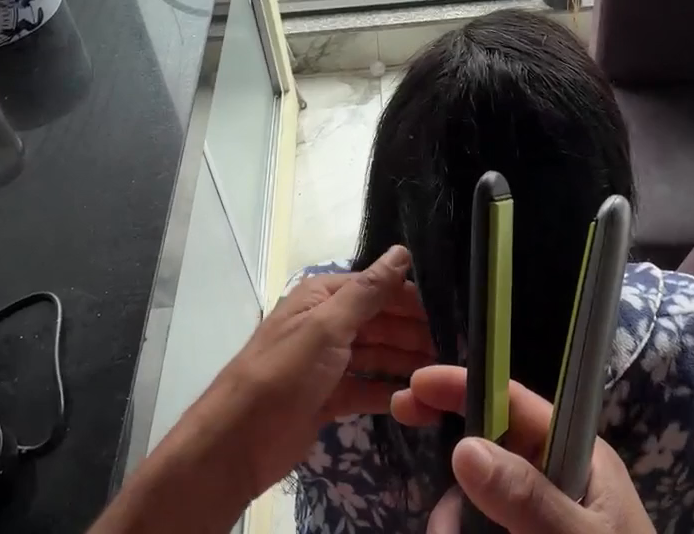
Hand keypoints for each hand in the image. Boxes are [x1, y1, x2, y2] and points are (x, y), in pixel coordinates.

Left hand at [91, 247, 429, 533]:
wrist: (239, 441)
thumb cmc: (284, 373)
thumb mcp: (328, 325)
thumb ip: (368, 291)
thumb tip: (402, 251)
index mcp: (322, 297)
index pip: (376, 289)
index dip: (411, 300)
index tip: (450, 313)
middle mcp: (326, 325)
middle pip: (379, 323)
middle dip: (413, 333)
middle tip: (454, 348)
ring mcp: (327, 364)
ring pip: (376, 356)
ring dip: (406, 363)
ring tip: (442, 375)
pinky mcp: (328, 399)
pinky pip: (366, 389)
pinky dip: (388, 393)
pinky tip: (415, 399)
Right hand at [391, 366, 655, 533]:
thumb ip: (528, 499)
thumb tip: (463, 447)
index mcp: (576, 451)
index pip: (514, 400)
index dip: (464, 384)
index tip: (416, 384)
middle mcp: (553, 473)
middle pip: (487, 445)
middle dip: (450, 456)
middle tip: (405, 441)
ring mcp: (536, 511)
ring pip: (474, 496)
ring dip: (453, 519)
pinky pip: (478, 525)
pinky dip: (461, 531)